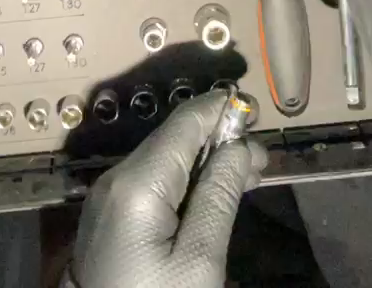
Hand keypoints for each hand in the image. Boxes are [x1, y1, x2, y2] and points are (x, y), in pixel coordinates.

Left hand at [65, 92, 268, 287]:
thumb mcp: (199, 262)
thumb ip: (219, 197)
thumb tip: (239, 146)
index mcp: (137, 181)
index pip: (184, 123)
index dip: (221, 110)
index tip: (256, 110)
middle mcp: (117, 176)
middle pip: (173, 138)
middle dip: (218, 137)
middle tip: (263, 157)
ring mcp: (109, 195)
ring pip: (164, 158)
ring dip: (205, 158)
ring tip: (248, 174)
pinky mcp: (109, 215)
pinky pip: (151, 180)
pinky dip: (185, 178)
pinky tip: (212, 191)